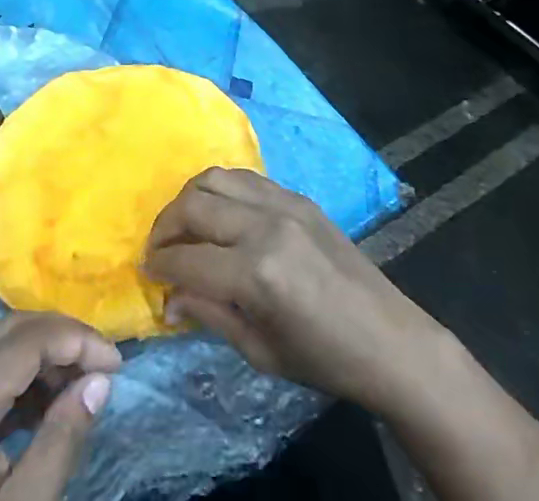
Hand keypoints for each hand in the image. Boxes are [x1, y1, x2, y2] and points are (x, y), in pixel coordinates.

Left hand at [0, 312, 118, 500]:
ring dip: (47, 357)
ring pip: (0, 348)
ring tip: (85, 387)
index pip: (26, 340)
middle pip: (11, 332)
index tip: (118, 365)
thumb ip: (61, 441)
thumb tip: (99, 382)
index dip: (77, 341)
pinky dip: (24, 380)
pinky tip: (52, 405)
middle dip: (64, 340)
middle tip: (106, 368)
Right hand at [142, 167, 442, 411]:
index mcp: (257, 274)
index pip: (186, 259)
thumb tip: (168, 298)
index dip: (158, 266)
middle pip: (193, 205)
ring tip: (183, 225)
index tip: (147, 274)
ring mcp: (285, 205)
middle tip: (158, 249)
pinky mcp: (299, 198)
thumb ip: (209, 313)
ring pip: (215, 179)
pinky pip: (245, 178)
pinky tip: (218, 213)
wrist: (391, 341)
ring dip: (189, 199)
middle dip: (164, 226)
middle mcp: (266, 227)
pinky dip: (220, 190)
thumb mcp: (259, 351)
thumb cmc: (324, 360)